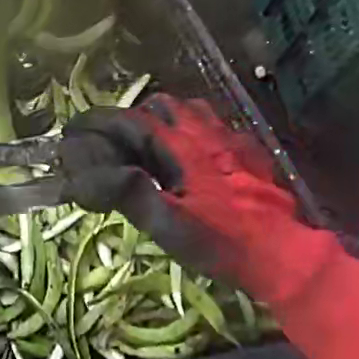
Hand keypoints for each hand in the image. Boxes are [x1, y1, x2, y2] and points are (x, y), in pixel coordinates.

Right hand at [61, 95, 301, 293]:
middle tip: (115, 146)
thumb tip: (85, 175)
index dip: (97, 123)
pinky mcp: (247, 150)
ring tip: (151, 148)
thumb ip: (128, 193)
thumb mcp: (168, 224)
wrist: (283, 252)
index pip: (129, 120)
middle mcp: (204, 132)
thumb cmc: (221, 241)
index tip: (75, 131)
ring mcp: (229, 138)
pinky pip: (212, 125)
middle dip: (131, 119)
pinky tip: (190, 158)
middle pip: (159, 107)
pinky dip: (190, 131)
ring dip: (163, 121)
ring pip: (188, 111)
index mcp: (180, 146)